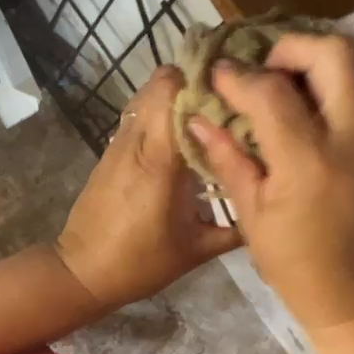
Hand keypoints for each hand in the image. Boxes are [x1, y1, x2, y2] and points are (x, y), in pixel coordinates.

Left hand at [55, 66, 242, 308]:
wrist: (83, 272)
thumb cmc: (140, 263)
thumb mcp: (196, 249)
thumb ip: (236, 226)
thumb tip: (270, 203)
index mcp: (159, 160)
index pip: (178, 90)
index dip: (209, 81)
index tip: (239, 91)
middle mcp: (137, 141)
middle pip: (164, 81)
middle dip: (196, 83)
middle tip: (226, 101)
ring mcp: (119, 143)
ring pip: (148, 95)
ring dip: (177, 97)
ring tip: (206, 117)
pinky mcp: (110, 152)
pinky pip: (138, 116)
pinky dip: (160, 115)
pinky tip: (180, 138)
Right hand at [187, 33, 353, 330]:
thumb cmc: (298, 267)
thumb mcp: (253, 218)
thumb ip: (230, 160)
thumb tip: (199, 120)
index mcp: (309, 162)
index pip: (271, 91)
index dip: (239, 76)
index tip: (218, 74)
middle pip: (333, 52)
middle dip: (291, 47)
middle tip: (264, 66)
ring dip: (323, 58)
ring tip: (292, 79)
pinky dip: (342, 82)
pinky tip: (315, 107)